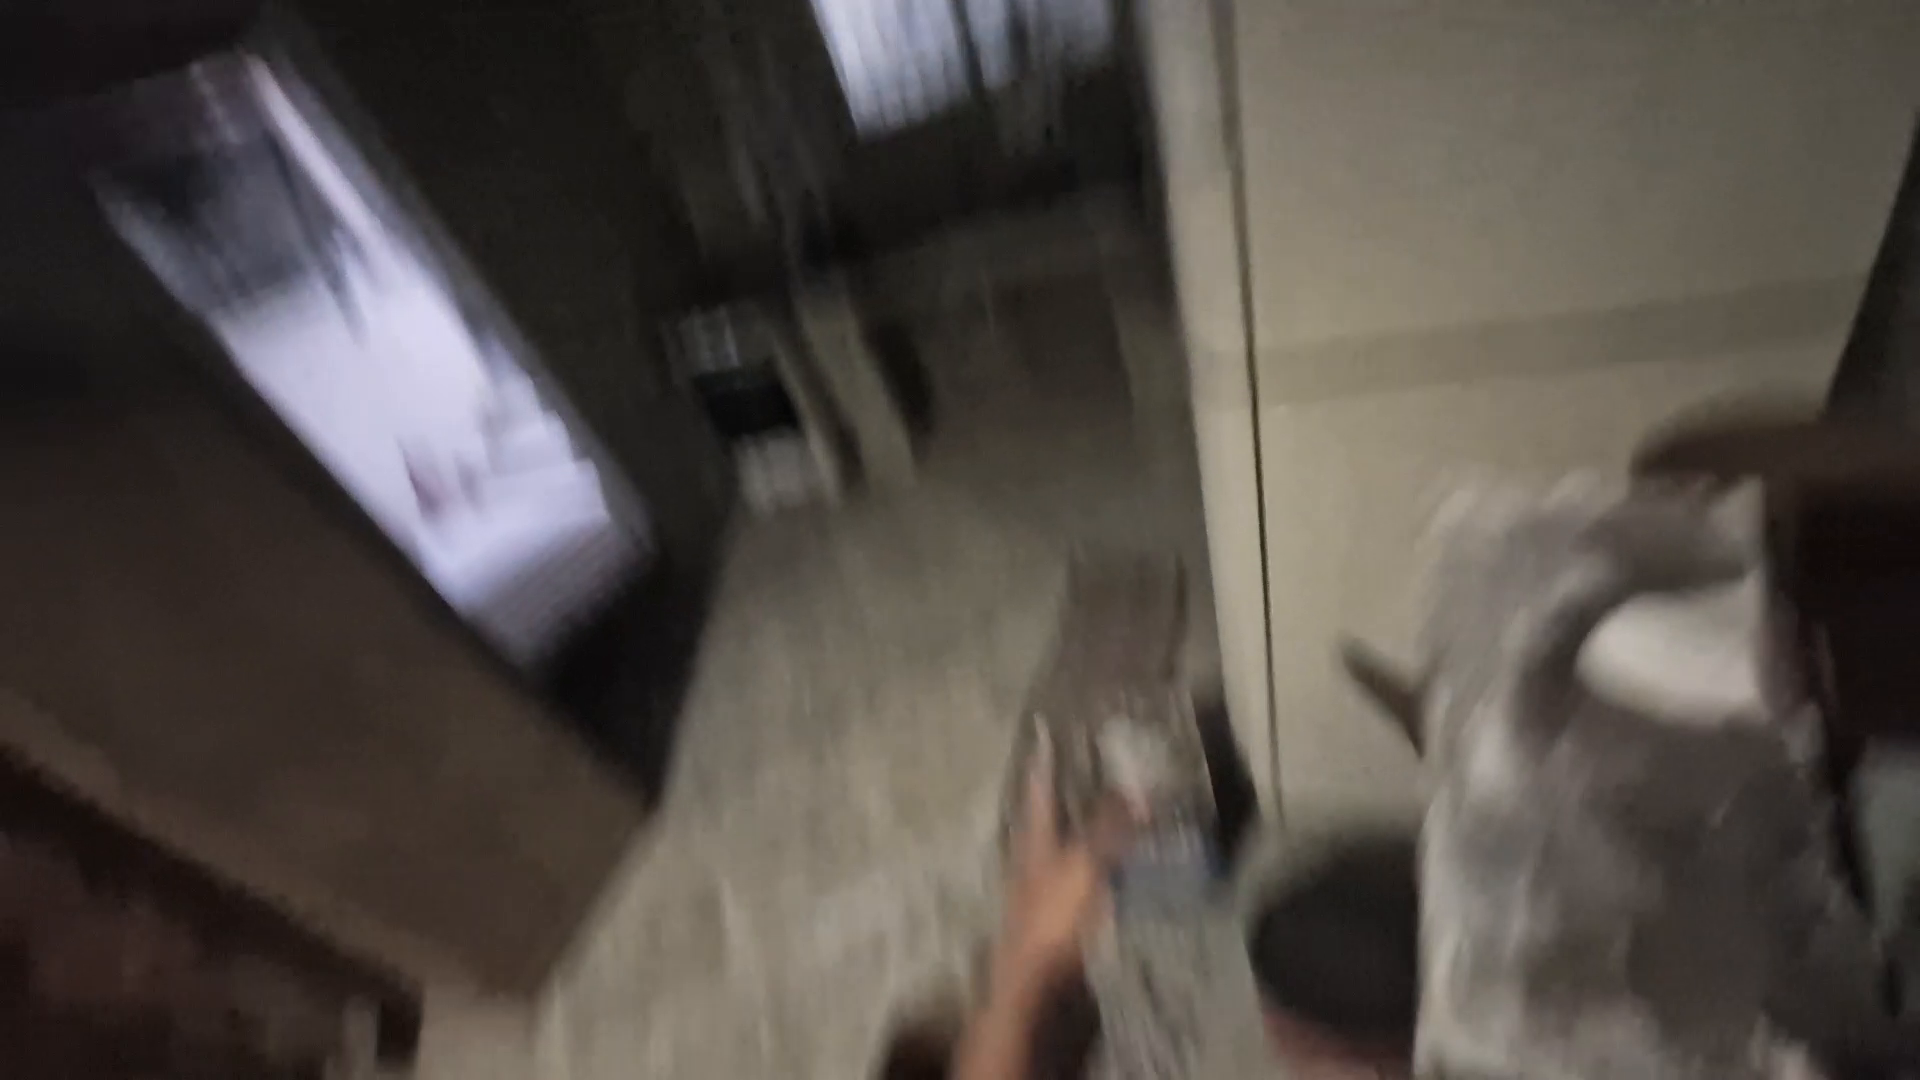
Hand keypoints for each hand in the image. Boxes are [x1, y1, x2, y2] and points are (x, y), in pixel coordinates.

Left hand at [992, 736, 1138, 997]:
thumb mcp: (1083, 865)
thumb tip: (1136, 790)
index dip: (1044, 756)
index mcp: (1033, 834)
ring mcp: (1046, 882)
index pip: (1038, 784)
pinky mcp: (1062, 910)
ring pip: (1067, 839)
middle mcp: (1034, 852)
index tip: (1045, 727)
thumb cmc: (1051, 916)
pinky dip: (1101, 857)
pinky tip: (1121, 859)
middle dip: (1066, 786)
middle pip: (1049, 810)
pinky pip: (1085, 871)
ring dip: (1088, 821)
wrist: (1034, 986)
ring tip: (1117, 803)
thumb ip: (1108, 827)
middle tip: (1091, 761)